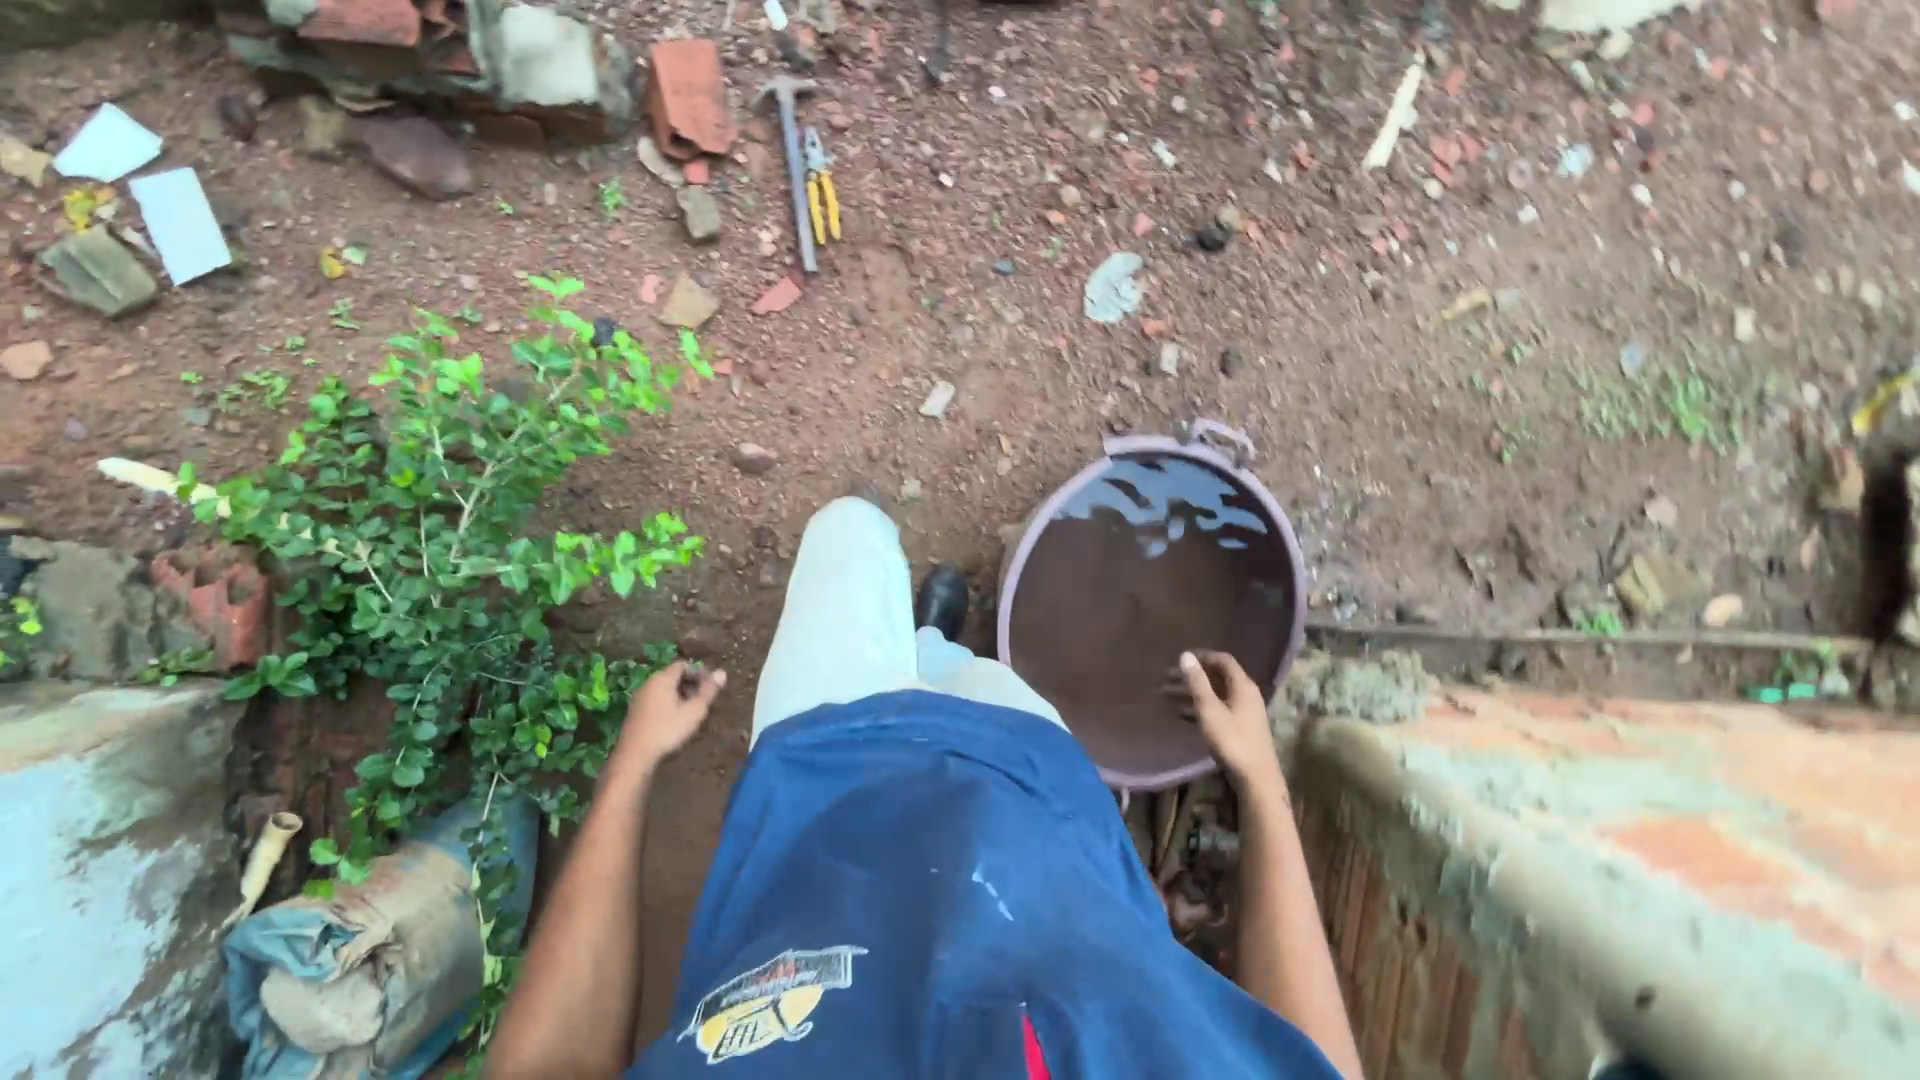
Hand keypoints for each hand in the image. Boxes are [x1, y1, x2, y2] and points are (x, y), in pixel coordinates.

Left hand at [610, 662, 725, 775]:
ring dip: (680, 695)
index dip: (698, 672)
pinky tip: (675, 719)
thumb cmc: (667, 730)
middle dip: (690, 684)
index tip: (709, 686)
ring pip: (664, 688)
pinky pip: (656, 699)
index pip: (682, 665)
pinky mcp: (636, 711)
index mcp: (662, 679)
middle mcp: (648, 683)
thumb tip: (721, 672)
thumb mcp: (694, 711)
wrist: (635, 755)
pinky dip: (669, 703)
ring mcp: (640, 697)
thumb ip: (708, 691)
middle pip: (673, 676)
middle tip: (703, 700)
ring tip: (692, 711)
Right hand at [1169, 650, 1283, 796]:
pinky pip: (1216, 709)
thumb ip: (1197, 683)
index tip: (1180, 659)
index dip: (1202, 656)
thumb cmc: (1232, 740)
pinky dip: (1198, 707)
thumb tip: (1185, 656)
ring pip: (1214, 694)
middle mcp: (1245, 694)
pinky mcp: (1239, 726)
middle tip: (1167, 677)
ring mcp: (1243, 711)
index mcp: (1242, 686)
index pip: (1223, 660)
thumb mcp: (1210, 710)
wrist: (1255, 777)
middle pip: (1216, 677)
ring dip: (1191, 692)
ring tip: (1166, 695)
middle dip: (1191, 676)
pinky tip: (1180, 714)